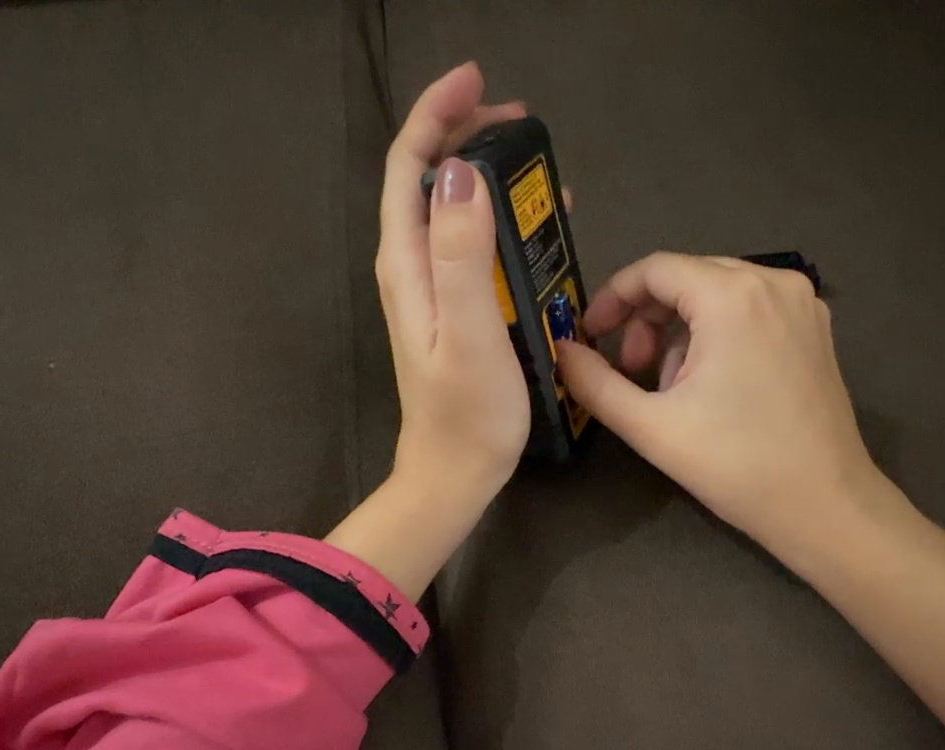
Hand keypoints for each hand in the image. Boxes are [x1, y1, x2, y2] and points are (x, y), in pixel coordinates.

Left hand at [376, 62, 530, 504]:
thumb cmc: (468, 414)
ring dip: (485, 175)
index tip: (479, 80)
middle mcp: (411, 268)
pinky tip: (534, 225)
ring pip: (450, 210)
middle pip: (426, 180)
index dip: (436, 114)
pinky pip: (470, 244)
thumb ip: (462, 254)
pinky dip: (498, 219)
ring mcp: (431, 290)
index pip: (407, 167)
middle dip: (465, 135)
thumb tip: (458, 174)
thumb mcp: (471, 331)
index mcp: (407, 264)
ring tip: (537, 166)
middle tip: (522, 123)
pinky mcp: (453, 309)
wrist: (455, 474)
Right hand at [555, 253, 884, 553]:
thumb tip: (562, 352)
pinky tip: (710, 384)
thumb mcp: (651, 426)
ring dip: (680, 331)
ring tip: (670, 388)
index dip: (612, 298)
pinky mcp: (815, 329)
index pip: (655, 269)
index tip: (589, 336)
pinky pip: (750, 311)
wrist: (823, 504)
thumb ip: (595, 383)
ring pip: (718, 293)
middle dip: (647, 319)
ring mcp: (802, 304)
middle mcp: (773, 281)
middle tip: (630, 370)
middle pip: (688, 277)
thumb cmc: (735, 464)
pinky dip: (717, 335)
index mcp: (733, 296)